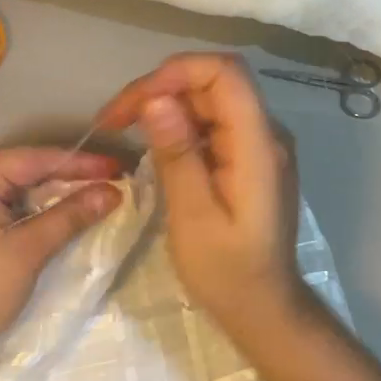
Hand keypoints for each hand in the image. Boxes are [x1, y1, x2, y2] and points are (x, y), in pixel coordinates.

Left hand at [0, 146, 123, 367]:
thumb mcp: (29, 250)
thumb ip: (70, 215)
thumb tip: (112, 192)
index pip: (33, 159)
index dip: (79, 164)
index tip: (118, 169)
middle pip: (22, 167)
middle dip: (66, 176)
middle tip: (111, 181)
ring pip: (12, 184)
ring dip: (49, 193)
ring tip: (93, 195)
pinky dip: (28, 206)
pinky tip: (58, 211)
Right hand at [96, 52, 307, 331]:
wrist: (262, 307)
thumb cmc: (226, 270)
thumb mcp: (193, 216)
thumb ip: (177, 155)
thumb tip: (154, 100)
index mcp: (257, 145)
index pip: (224, 73)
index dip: (174, 73)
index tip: (132, 105)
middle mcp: (266, 135)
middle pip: (215, 82)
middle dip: (161, 89)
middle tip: (114, 120)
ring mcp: (260, 146)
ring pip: (211, 101)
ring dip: (166, 105)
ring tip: (124, 130)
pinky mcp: (249, 160)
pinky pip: (214, 125)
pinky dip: (180, 126)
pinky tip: (153, 147)